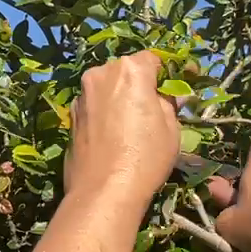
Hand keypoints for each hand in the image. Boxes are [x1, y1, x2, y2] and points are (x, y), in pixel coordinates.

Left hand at [64, 51, 180, 210]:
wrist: (103, 192)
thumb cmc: (145, 158)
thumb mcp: (171, 129)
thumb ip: (169, 104)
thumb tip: (170, 95)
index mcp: (130, 71)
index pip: (153, 59)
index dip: (168, 72)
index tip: (179, 84)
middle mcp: (101, 74)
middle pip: (126, 71)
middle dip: (141, 83)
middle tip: (156, 105)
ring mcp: (82, 95)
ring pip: (107, 88)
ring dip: (121, 97)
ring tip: (133, 123)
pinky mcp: (71, 116)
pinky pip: (95, 106)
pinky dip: (105, 112)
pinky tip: (114, 134)